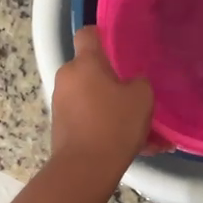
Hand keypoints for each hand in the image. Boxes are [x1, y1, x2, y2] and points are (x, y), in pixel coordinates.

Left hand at [50, 27, 156, 171]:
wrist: (85, 168)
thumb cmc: (114, 124)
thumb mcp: (142, 98)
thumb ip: (139, 83)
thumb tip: (132, 83)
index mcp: (84, 64)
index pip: (88, 34)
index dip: (102, 35)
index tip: (116, 44)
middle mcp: (67, 79)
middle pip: (89, 70)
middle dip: (110, 81)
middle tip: (134, 95)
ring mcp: (60, 104)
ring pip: (91, 99)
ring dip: (111, 108)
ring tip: (140, 129)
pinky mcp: (61, 128)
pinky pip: (88, 120)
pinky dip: (105, 128)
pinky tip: (133, 147)